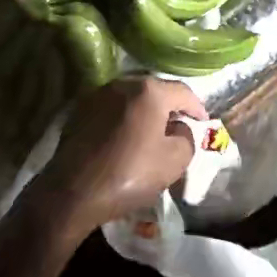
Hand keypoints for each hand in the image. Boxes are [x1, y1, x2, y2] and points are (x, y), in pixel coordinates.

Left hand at [35, 77, 203, 237]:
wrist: (72, 193)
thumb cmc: (129, 174)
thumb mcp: (175, 161)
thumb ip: (188, 137)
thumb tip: (179, 128)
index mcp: (150, 91)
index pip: (183, 92)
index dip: (197, 107)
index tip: (204, 122)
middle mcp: (123, 83)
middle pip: (156, 90)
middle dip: (170, 107)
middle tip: (180, 126)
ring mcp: (99, 95)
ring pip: (132, 98)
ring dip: (145, 111)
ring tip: (152, 132)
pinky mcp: (80, 110)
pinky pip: (112, 108)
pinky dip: (124, 118)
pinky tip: (126, 138)